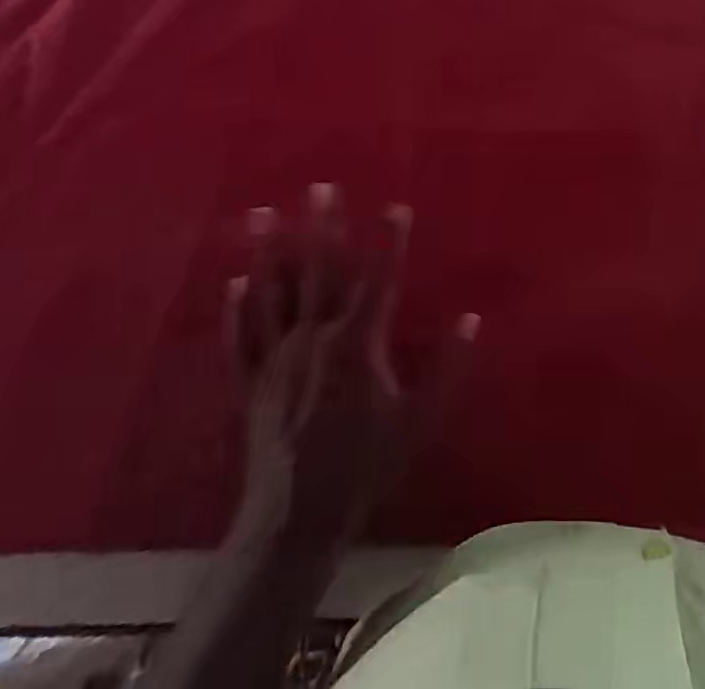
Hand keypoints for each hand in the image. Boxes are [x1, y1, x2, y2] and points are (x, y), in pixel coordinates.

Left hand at [224, 184, 478, 551]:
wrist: (298, 516)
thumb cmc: (366, 467)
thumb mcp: (419, 422)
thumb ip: (447, 369)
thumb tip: (471, 320)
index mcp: (357, 345)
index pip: (379, 281)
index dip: (389, 242)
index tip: (396, 207)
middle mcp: (313, 340)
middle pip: (319, 272)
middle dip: (323, 227)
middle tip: (320, 187)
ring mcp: (276, 358)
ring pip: (271, 294)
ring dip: (267, 251)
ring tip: (260, 213)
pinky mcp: (250, 382)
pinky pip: (240, 336)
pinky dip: (236, 308)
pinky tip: (234, 282)